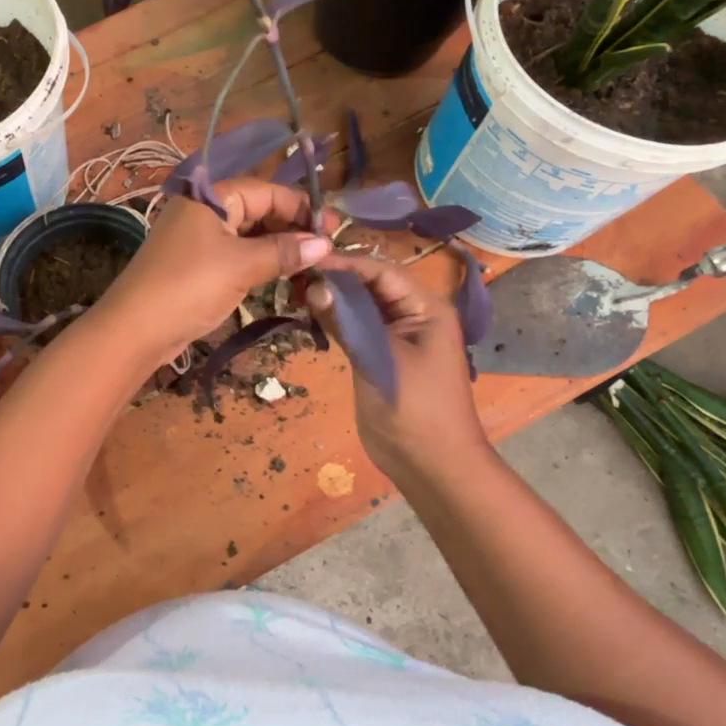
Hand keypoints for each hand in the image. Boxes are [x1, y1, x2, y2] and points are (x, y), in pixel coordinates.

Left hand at [93, 178, 333, 363]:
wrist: (135, 330)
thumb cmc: (189, 287)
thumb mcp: (241, 266)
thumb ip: (284, 251)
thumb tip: (325, 243)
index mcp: (211, 198)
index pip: (266, 191)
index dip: (300, 207)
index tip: (332, 229)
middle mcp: (204, 211)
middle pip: (258, 210)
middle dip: (292, 228)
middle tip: (326, 251)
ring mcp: (198, 240)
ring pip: (249, 235)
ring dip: (280, 248)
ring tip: (313, 266)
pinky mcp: (197, 266)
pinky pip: (237, 256)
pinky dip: (261, 264)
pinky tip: (285, 277)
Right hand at [304, 253, 487, 479]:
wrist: (431, 464)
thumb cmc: (415, 408)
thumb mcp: (380, 359)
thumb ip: (348, 321)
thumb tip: (313, 286)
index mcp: (426, 308)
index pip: (382, 271)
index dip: (345, 264)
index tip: (307, 260)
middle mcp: (413, 315)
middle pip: (371, 284)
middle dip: (336, 278)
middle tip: (294, 274)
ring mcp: (396, 336)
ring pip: (361, 305)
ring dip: (333, 298)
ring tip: (295, 290)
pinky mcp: (380, 355)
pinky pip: (357, 326)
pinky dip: (335, 319)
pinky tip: (309, 314)